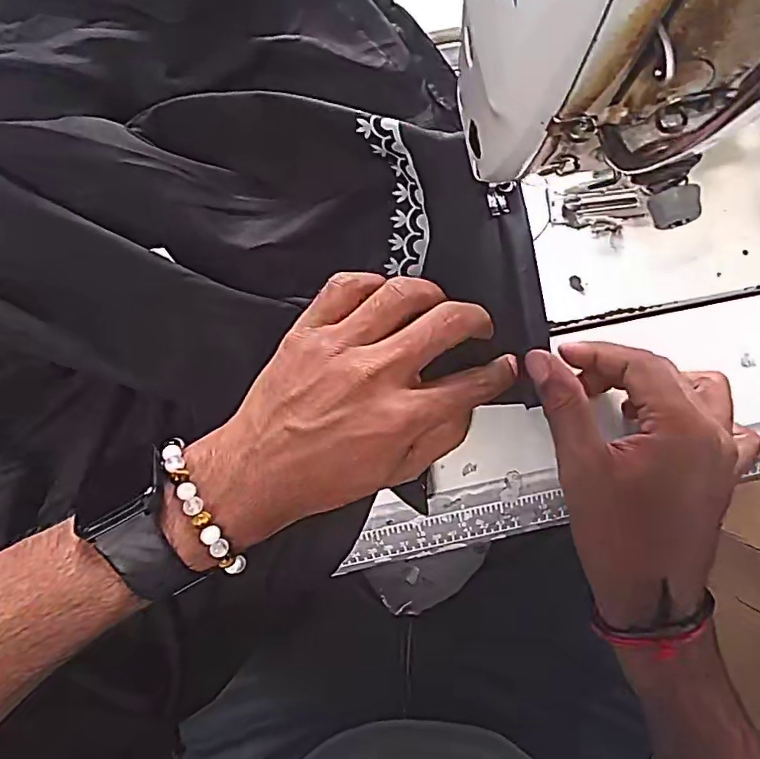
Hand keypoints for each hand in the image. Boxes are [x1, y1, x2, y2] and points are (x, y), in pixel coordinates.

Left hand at [182, 273, 516, 554]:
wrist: (259, 470)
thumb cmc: (318, 476)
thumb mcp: (395, 472)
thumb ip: (442, 437)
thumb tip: (467, 405)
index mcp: (401, 416)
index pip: (471, 382)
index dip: (498, 371)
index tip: (500, 366)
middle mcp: (375, 375)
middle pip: (448, 323)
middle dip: (478, 319)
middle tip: (478, 325)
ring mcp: (340, 348)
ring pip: (402, 294)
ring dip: (434, 293)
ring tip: (438, 303)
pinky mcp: (309, 333)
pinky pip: (345, 286)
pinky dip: (372, 282)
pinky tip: (381, 293)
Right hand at [527, 342, 759, 627]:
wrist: (651, 598)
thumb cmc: (625, 545)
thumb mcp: (582, 464)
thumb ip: (565, 404)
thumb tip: (547, 366)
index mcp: (684, 426)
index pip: (641, 362)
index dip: (597, 353)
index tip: (567, 357)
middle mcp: (714, 435)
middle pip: (667, 371)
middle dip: (618, 368)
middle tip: (579, 381)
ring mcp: (723, 454)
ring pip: (701, 389)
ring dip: (660, 384)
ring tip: (620, 399)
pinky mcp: (723, 472)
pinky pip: (724, 424)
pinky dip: (694, 413)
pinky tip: (665, 425)